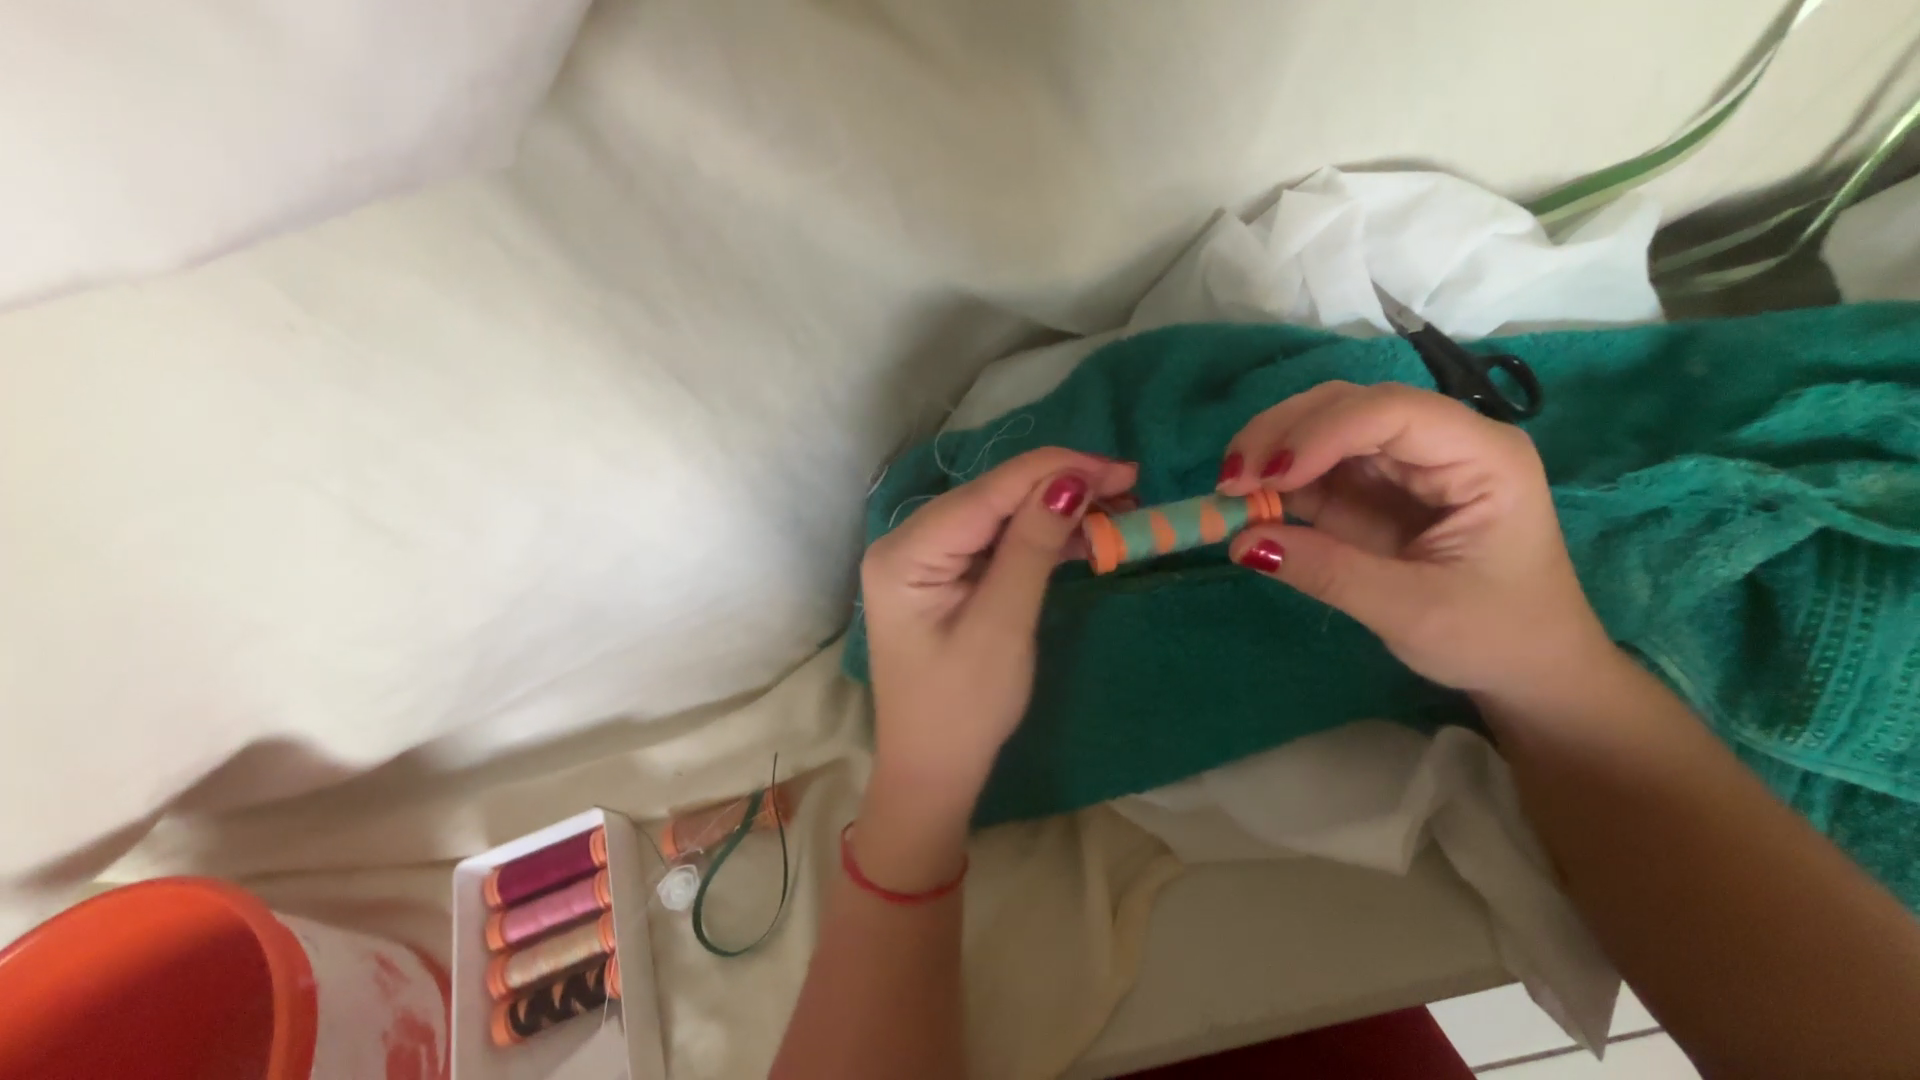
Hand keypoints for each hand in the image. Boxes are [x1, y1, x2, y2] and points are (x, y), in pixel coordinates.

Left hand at [862, 449, 1135, 798]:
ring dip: (1054, 510)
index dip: (1053, 471)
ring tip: (1117, 508)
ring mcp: (923, 559)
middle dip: (1059, 487)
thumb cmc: (964, 708)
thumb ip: (1032, 548)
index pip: (986, 492)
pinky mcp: (944, 576)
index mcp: (905, 553)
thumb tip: (1071, 480)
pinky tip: (1082, 535)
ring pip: (997, 515)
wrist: (934, 770)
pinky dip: (1038, 538)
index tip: (1119, 467)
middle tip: (1128, 486)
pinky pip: (994, 542)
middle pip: (991, 497)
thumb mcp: (1002, 626)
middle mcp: (906, 543)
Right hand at [1217, 381, 1613, 706]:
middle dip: (1284, 433)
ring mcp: (1405, 464)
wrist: (1529, 669)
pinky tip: (1248, 499)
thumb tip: (1240, 541)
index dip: (1322, 432)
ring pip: (1325, 426)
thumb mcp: (1410, 610)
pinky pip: (1318, 467)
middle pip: (1350, 405)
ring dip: (1272, 449)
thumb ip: (1326, 570)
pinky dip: (1277, 480)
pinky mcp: (1375, 490)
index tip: (1267, 477)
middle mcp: (1442, 443)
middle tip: (1230, 480)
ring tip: (1230, 488)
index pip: (1392, 412)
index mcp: (1481, 457)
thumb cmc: (1494, 636)